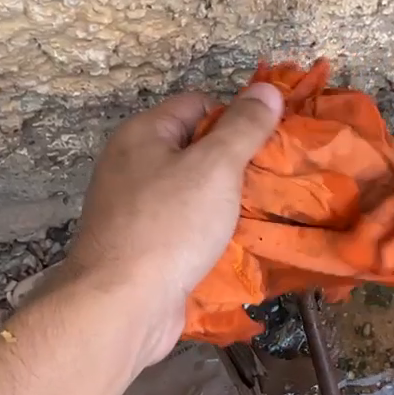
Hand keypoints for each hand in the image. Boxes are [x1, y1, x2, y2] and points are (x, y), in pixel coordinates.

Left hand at [51, 84, 283, 367]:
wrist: (121, 305)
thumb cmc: (169, 226)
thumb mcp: (215, 167)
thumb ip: (243, 127)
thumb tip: (267, 89)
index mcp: (143, 134)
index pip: (198, 105)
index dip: (235, 118)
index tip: (268, 145)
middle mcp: (132, 165)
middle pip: (195, 150)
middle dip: (235, 164)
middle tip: (272, 181)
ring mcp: (134, 209)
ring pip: (192, 193)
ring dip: (226, 203)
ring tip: (263, 214)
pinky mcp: (142, 247)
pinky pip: (184, 228)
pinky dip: (209, 234)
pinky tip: (236, 246)